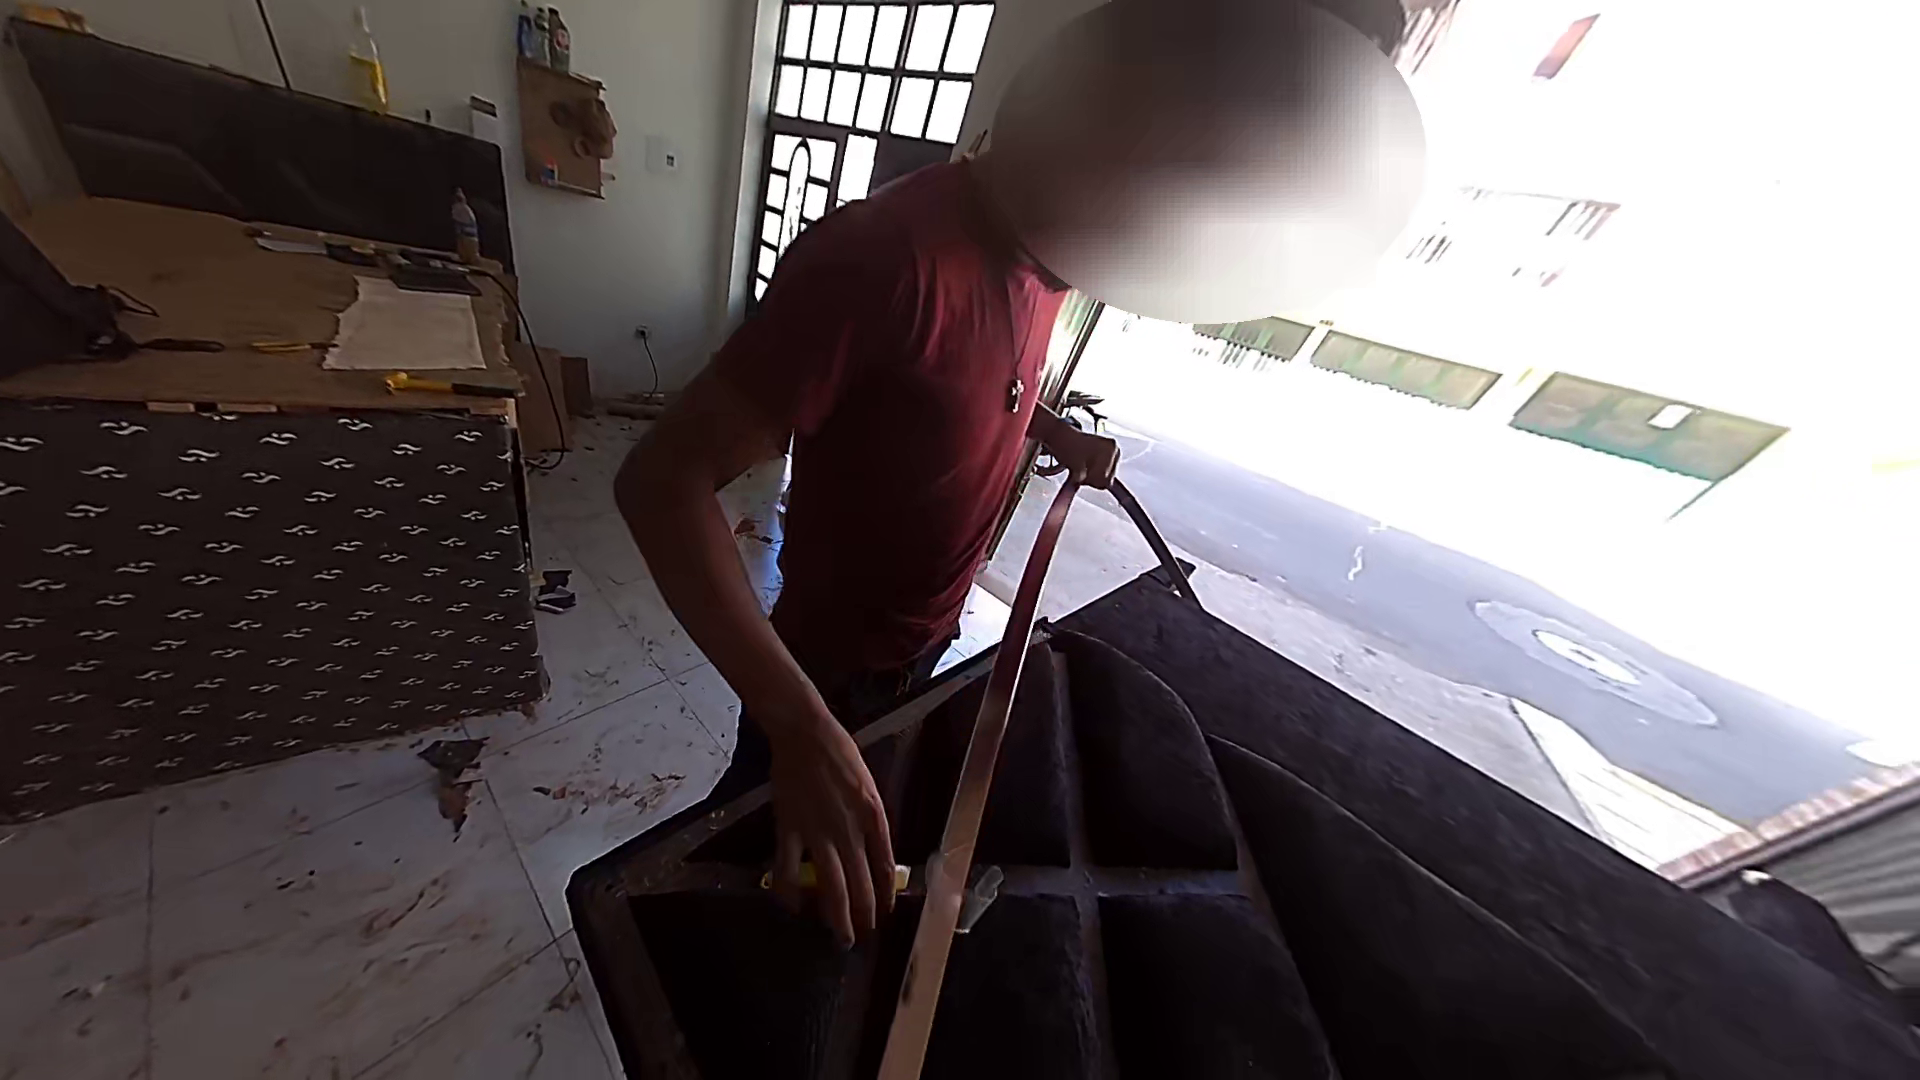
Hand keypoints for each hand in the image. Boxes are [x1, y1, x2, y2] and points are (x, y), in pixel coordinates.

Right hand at [766, 712, 895, 946]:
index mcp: (873, 814)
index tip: (884, 912)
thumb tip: (871, 846)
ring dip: (837, 918)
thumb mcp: (867, 783)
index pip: (884, 865)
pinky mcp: (789, 829)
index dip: (885, 894)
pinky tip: (790, 908)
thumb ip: (870, 816)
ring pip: (831, 886)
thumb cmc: (840, 751)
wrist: (805, 733)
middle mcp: (849, 829)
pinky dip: (788, 894)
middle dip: (864, 916)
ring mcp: (819, 832)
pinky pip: (787, 871)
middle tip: (863, 937)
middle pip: (861, 883)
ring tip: (841, 938)